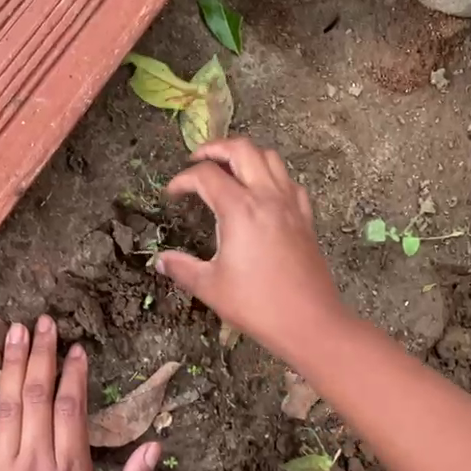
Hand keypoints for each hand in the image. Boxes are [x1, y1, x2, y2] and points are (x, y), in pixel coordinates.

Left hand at [0, 316, 159, 470]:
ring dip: (12, 366)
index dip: (75, 373)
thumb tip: (154, 446)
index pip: (73, 408)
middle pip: (39, 396)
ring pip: (7, 407)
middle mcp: (35, 463)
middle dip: (42, 354)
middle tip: (43, 321)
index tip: (77, 347)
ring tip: (13, 331)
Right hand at [154, 138, 347, 354]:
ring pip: (269, 157)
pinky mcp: (305, 217)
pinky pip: (289, 181)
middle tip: (197, 159)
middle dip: (215, 148)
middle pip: (241, 149)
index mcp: (240, 209)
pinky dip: (271, 175)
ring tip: (228, 169)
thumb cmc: (257, 304)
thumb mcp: (210, 287)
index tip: (171, 194)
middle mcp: (267, 197)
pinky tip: (262, 191)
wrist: (310, 322)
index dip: (182, 180)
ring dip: (245, 155)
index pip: (205, 175)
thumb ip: (182, 268)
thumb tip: (160, 261)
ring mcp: (290, 204)